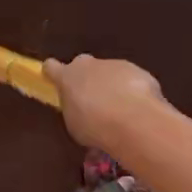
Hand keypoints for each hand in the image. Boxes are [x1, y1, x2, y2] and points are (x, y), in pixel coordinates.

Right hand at [43, 54, 166, 150]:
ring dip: (113, 86)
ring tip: (123, 112)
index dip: (53, 73)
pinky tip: (140, 111)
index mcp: (66, 77)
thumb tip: (81, 112)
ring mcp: (113, 64)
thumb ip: (75, 111)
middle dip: (88, 78)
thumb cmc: (94, 126)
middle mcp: (87, 64)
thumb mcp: (75, 126)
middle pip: (83, 65)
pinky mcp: (137, 70)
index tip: (56, 81)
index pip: (50, 67)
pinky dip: (134, 91)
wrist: (132, 120)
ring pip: (110, 72)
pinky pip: (132, 80)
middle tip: (95, 101)